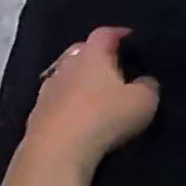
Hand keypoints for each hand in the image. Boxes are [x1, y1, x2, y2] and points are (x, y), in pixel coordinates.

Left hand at [20, 27, 160, 173]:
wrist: (56, 152)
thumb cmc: (104, 117)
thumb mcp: (144, 101)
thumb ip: (148, 86)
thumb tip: (144, 81)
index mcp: (93, 56)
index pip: (104, 33)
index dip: (118, 33)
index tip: (130, 36)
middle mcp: (66, 66)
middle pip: (81, 50)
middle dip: (96, 54)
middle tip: (113, 63)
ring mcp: (47, 90)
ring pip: (66, 75)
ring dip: (80, 79)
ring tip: (97, 91)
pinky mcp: (36, 115)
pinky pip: (57, 99)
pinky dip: (69, 102)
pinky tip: (80, 114)